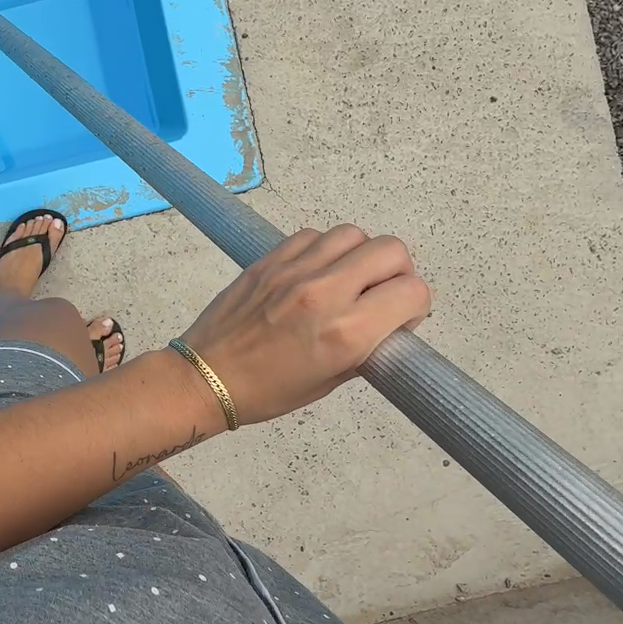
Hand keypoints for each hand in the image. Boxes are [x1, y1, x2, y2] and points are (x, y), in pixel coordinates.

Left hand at [176, 225, 430, 425]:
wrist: (207, 375)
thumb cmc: (270, 389)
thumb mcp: (334, 379)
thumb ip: (369, 342)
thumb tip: (389, 315)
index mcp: (346, 332)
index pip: (412, 291)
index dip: (414, 304)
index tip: (400, 317)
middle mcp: (323, 293)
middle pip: (389, 250)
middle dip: (396, 271)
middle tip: (379, 293)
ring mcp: (292, 271)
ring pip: (351, 234)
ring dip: (358, 254)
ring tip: (345, 280)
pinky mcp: (267, 260)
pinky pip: (310, 235)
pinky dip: (321, 248)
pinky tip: (313, 272)